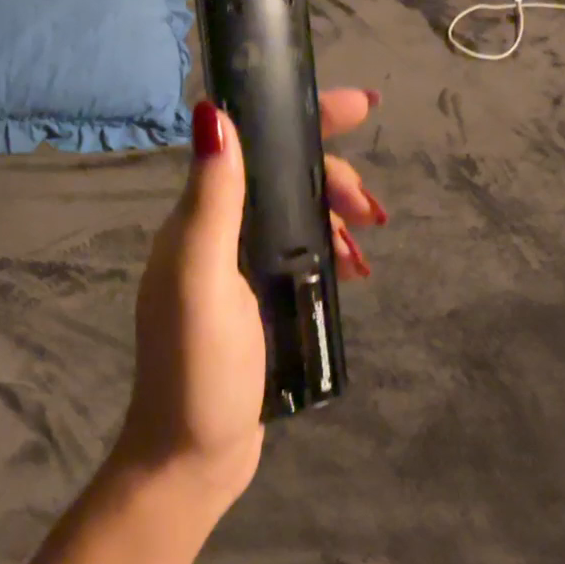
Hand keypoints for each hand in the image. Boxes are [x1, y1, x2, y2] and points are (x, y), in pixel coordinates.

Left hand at [117, 89, 383, 498]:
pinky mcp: (255, 307)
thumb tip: (212, 110)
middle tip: (373, 213)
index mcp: (195, 223)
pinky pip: (299, 258)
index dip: (299, 118)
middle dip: (331, 180)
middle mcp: (212, 239)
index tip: (361, 109)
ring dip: (336, 219)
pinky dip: (330, 255)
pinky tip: (353, 274)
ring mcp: (234, 275)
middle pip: (280, 181)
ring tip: (368, 252)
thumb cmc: (197, 369)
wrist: (191, 454)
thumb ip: (211, 199)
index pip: (247, 146)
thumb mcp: (202, 278)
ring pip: (294, 219)